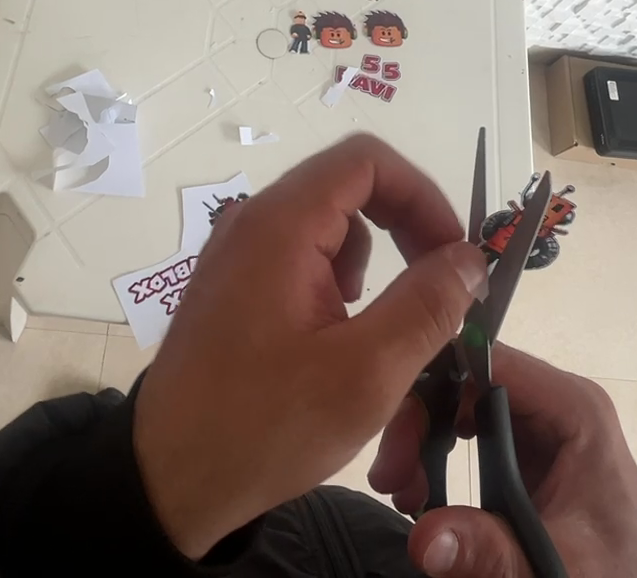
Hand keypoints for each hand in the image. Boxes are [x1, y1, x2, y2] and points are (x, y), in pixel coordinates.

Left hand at [133, 135, 490, 557]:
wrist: (168, 476)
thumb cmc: (264, 424)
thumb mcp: (365, 373)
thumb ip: (426, 306)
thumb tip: (468, 258)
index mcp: (282, 224)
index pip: (366, 160)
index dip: (422, 194)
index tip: (452, 251)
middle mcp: (255, 219)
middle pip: (348, 183)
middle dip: (404, 223)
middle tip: (438, 281)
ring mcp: (239, 247)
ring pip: (327, 218)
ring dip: (372, 254)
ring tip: (381, 319)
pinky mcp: (235, 278)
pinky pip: (300, 248)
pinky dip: (337, 273)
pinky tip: (338, 328)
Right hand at [370, 344, 636, 577]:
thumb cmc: (619, 575)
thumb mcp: (556, 564)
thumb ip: (490, 549)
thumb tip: (421, 537)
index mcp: (572, 406)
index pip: (486, 361)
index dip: (433, 382)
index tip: (394, 432)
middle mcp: (551, 399)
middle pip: (463, 379)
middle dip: (420, 421)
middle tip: (390, 477)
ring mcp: (536, 419)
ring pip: (457, 400)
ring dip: (421, 438)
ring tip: (400, 491)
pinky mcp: (523, 444)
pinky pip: (464, 427)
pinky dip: (434, 452)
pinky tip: (419, 491)